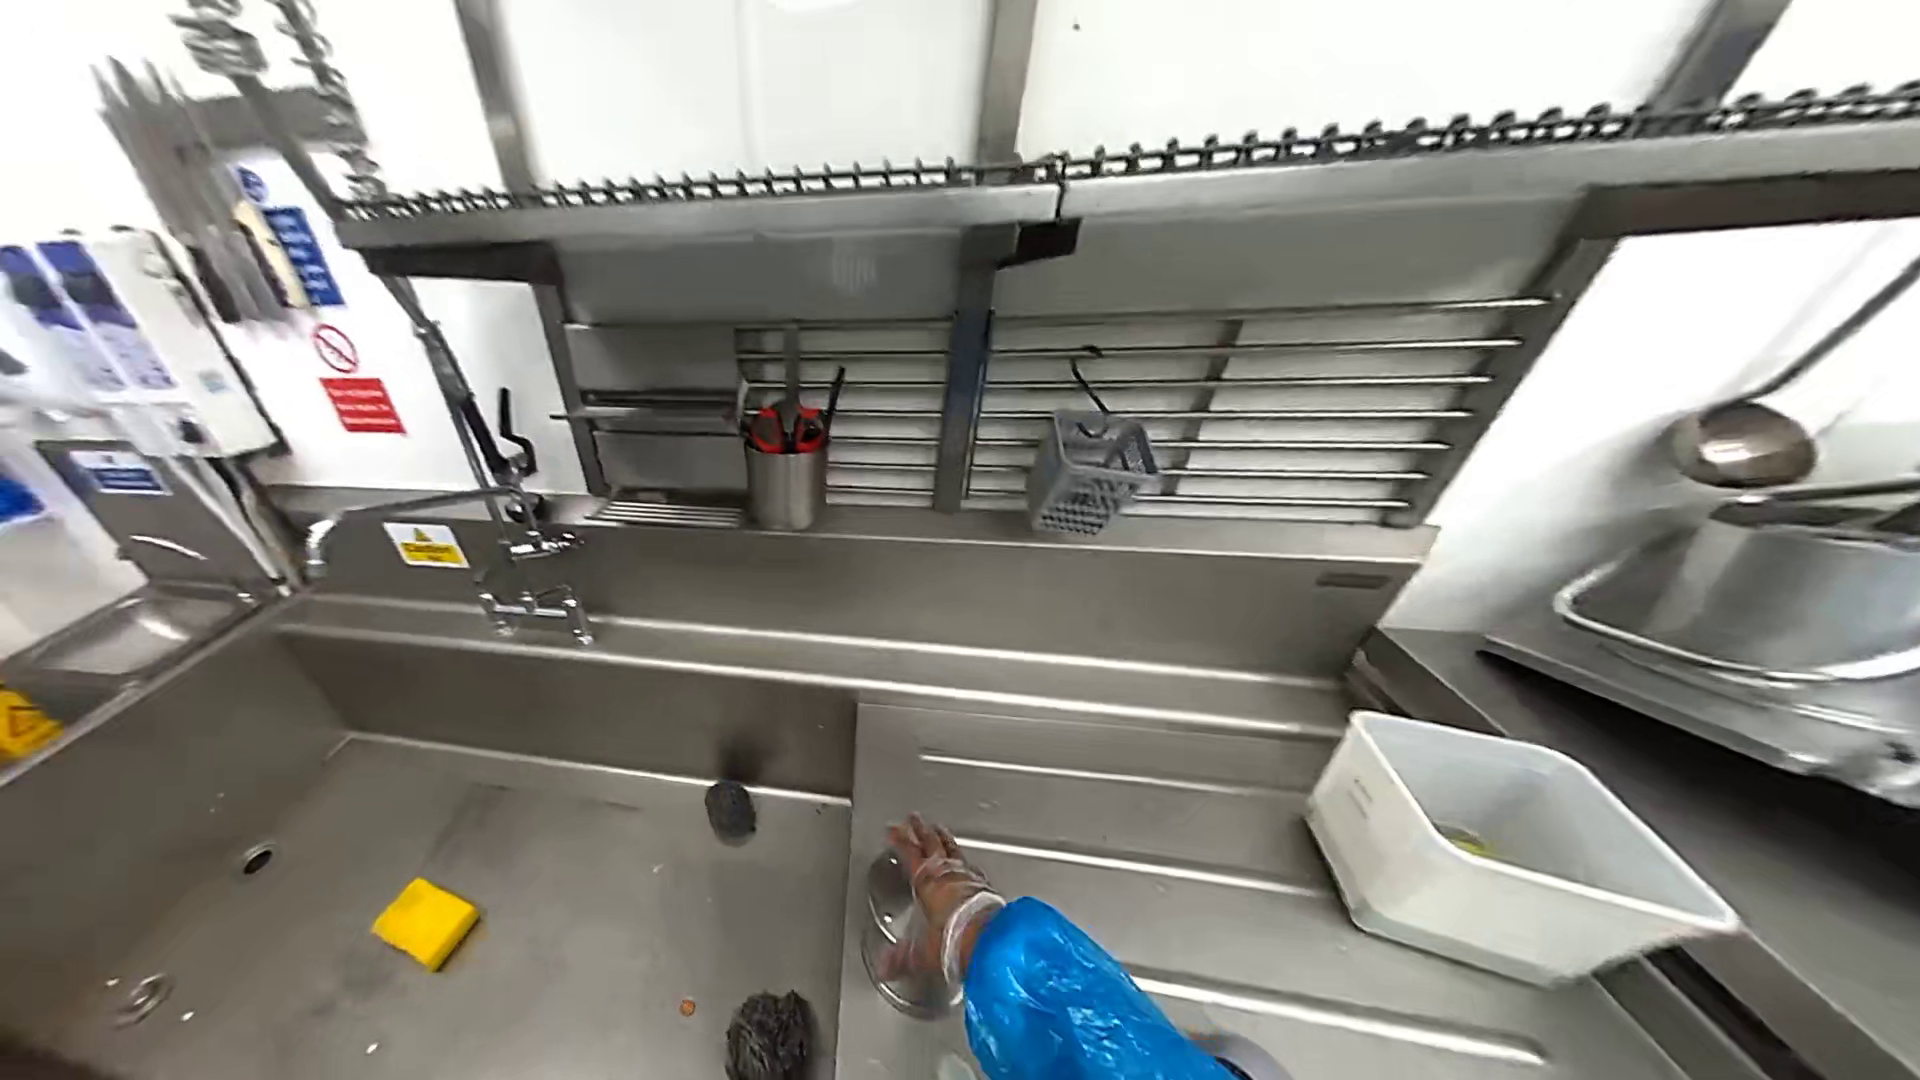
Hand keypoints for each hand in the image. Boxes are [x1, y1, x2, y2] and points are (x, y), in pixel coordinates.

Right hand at [878, 813, 996, 982]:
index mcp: (927, 882)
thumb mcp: (923, 953)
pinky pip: (970, 864)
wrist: (989, 941)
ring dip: (943, 838)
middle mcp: (947, 873)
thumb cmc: (954, 941)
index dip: (900, 840)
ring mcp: (966, 875)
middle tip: (915, 817)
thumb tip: (886, 967)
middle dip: (921, 830)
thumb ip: (903, 957)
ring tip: (939, 829)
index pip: (909, 854)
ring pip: (951, 849)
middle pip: (931, 844)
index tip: (894, 828)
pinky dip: (964, 859)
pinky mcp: (982, 883)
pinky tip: (967, 861)